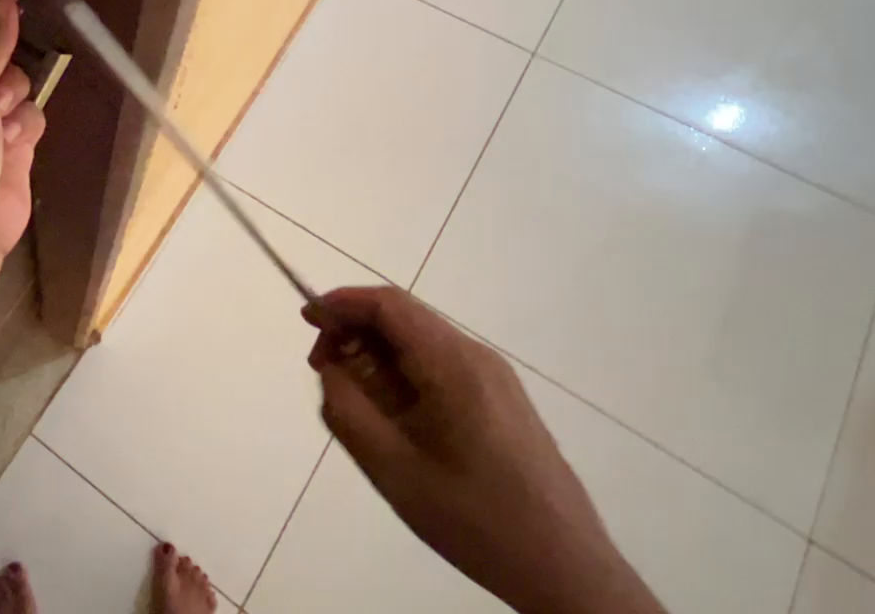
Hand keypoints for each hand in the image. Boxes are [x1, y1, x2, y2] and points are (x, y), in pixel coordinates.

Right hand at [306, 288, 664, 613]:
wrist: (567, 571)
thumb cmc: (474, 518)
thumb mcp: (390, 466)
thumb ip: (345, 406)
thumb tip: (330, 367)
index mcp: (454, 365)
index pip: (388, 304)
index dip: (340, 302)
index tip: (306, 321)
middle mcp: (477, 358)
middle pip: (402, 318)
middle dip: (352, 331)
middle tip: (321, 370)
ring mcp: (495, 379)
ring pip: (418, 342)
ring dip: (375, 355)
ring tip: (352, 398)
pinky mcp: (500, 401)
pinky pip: (438, 366)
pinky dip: (401, 372)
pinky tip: (390, 412)